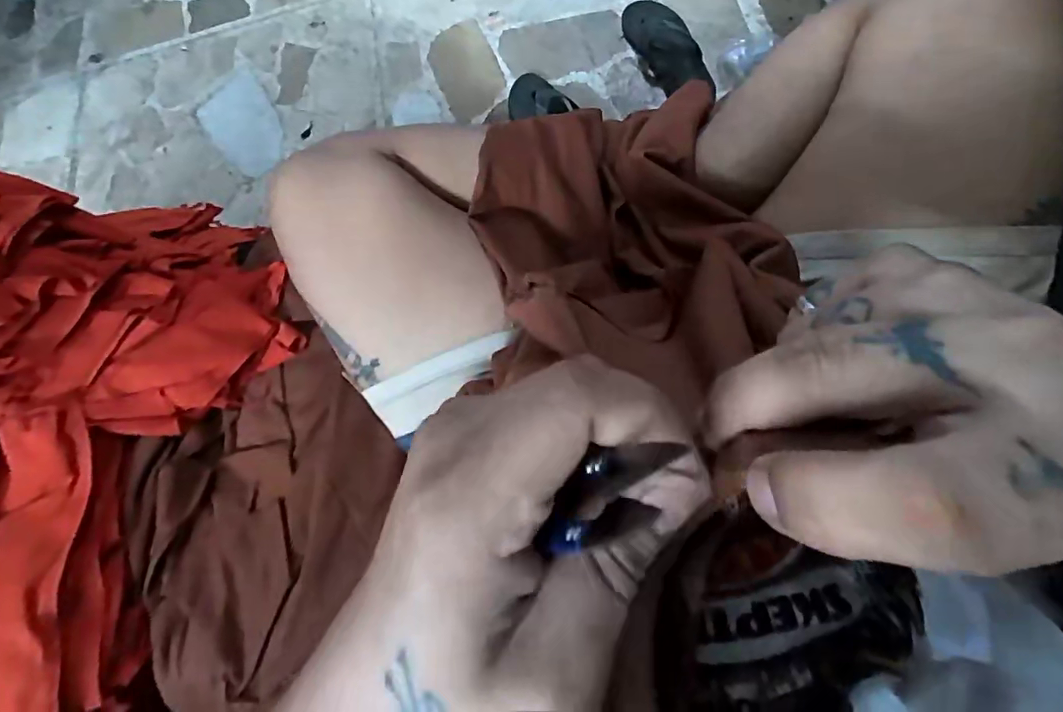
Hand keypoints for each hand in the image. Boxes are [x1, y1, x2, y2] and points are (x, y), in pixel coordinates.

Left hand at [280, 358, 709, 711]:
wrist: (375, 684)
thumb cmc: (458, 698)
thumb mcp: (555, 666)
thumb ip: (620, 559)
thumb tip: (681, 476)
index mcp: (469, 487)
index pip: (578, 392)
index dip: (650, 419)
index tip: (687, 485)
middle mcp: (454, 430)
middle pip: (575, 382)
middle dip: (638, 429)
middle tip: (664, 506)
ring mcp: (449, 423)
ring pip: (562, 389)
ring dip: (611, 436)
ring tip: (619, 513)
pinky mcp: (455, 431)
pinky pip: (539, 407)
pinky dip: (580, 440)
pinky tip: (577, 502)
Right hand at [704, 244, 1062, 574]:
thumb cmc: (1019, 496)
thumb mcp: (965, 543)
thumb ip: (862, 517)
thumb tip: (754, 476)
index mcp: (1055, 467)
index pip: (931, 495)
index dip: (821, 496)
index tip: (757, 491)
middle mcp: (1011, 355)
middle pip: (831, 374)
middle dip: (746, 406)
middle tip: (718, 438)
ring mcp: (951, 289)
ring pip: (808, 334)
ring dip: (775, 376)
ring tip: (798, 409)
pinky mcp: (912, 262)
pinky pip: (815, 305)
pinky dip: (801, 342)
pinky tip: (836, 366)